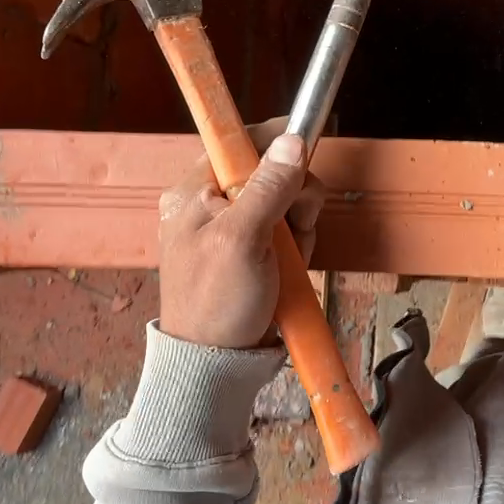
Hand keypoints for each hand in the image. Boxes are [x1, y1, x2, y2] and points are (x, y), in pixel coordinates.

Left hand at [157, 125, 326, 348]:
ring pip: (287, 199)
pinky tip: (289, 265)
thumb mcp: (243, 240)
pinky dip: (297, 243)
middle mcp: (211, 202)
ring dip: (299, 225)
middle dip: (294, 196)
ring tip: (288, 257)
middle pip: (272, 170)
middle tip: (296, 224)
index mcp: (194, 192)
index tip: (308, 141)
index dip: (276, 138)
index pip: (239, 142)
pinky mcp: (253, 248)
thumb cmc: (218, 303)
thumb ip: (268, 188)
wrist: (216, 365)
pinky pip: (288, 227)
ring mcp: (233, 227)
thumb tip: (294, 141)